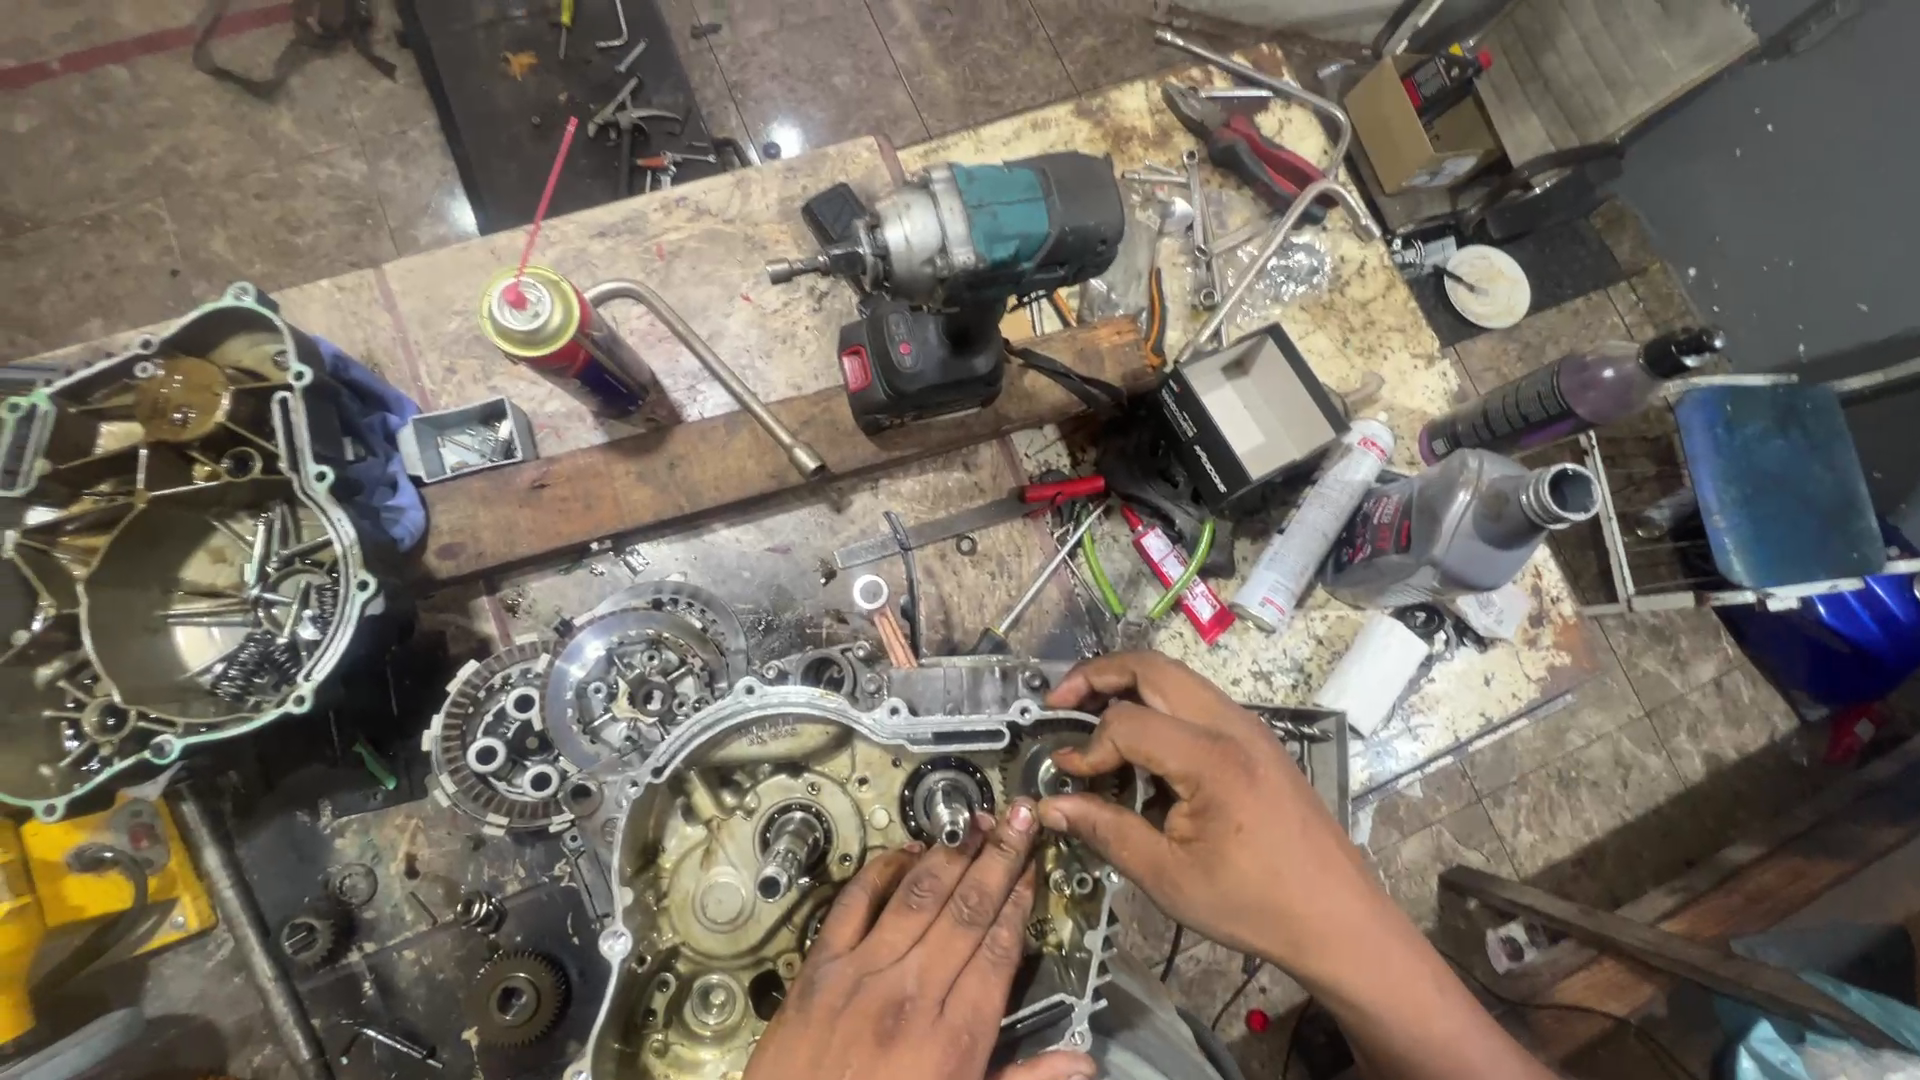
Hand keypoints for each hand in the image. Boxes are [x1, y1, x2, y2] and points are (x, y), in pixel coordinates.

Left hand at [744, 801, 1093, 1079]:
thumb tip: (1082, 1060)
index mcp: (952, 1038)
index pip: (998, 950)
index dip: (1020, 902)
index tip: (1033, 868)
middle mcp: (912, 994)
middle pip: (967, 911)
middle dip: (998, 859)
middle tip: (1020, 818)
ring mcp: (862, 973)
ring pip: (919, 897)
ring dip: (951, 854)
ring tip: (976, 822)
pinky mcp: (820, 967)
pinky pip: (855, 903)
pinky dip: (882, 870)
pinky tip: (906, 850)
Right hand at [1037, 652, 1380, 978]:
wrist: (1340, 920)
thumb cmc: (1253, 903)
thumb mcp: (1168, 877)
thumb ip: (1105, 830)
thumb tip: (1049, 806)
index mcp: (1211, 758)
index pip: (1127, 721)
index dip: (1088, 746)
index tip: (1066, 776)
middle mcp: (1231, 724)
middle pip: (1151, 666)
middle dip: (1097, 675)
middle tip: (1060, 701)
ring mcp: (1248, 726)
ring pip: (1175, 675)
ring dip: (1127, 683)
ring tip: (1091, 714)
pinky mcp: (1256, 738)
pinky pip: (1195, 698)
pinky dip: (1156, 701)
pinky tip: (1140, 742)